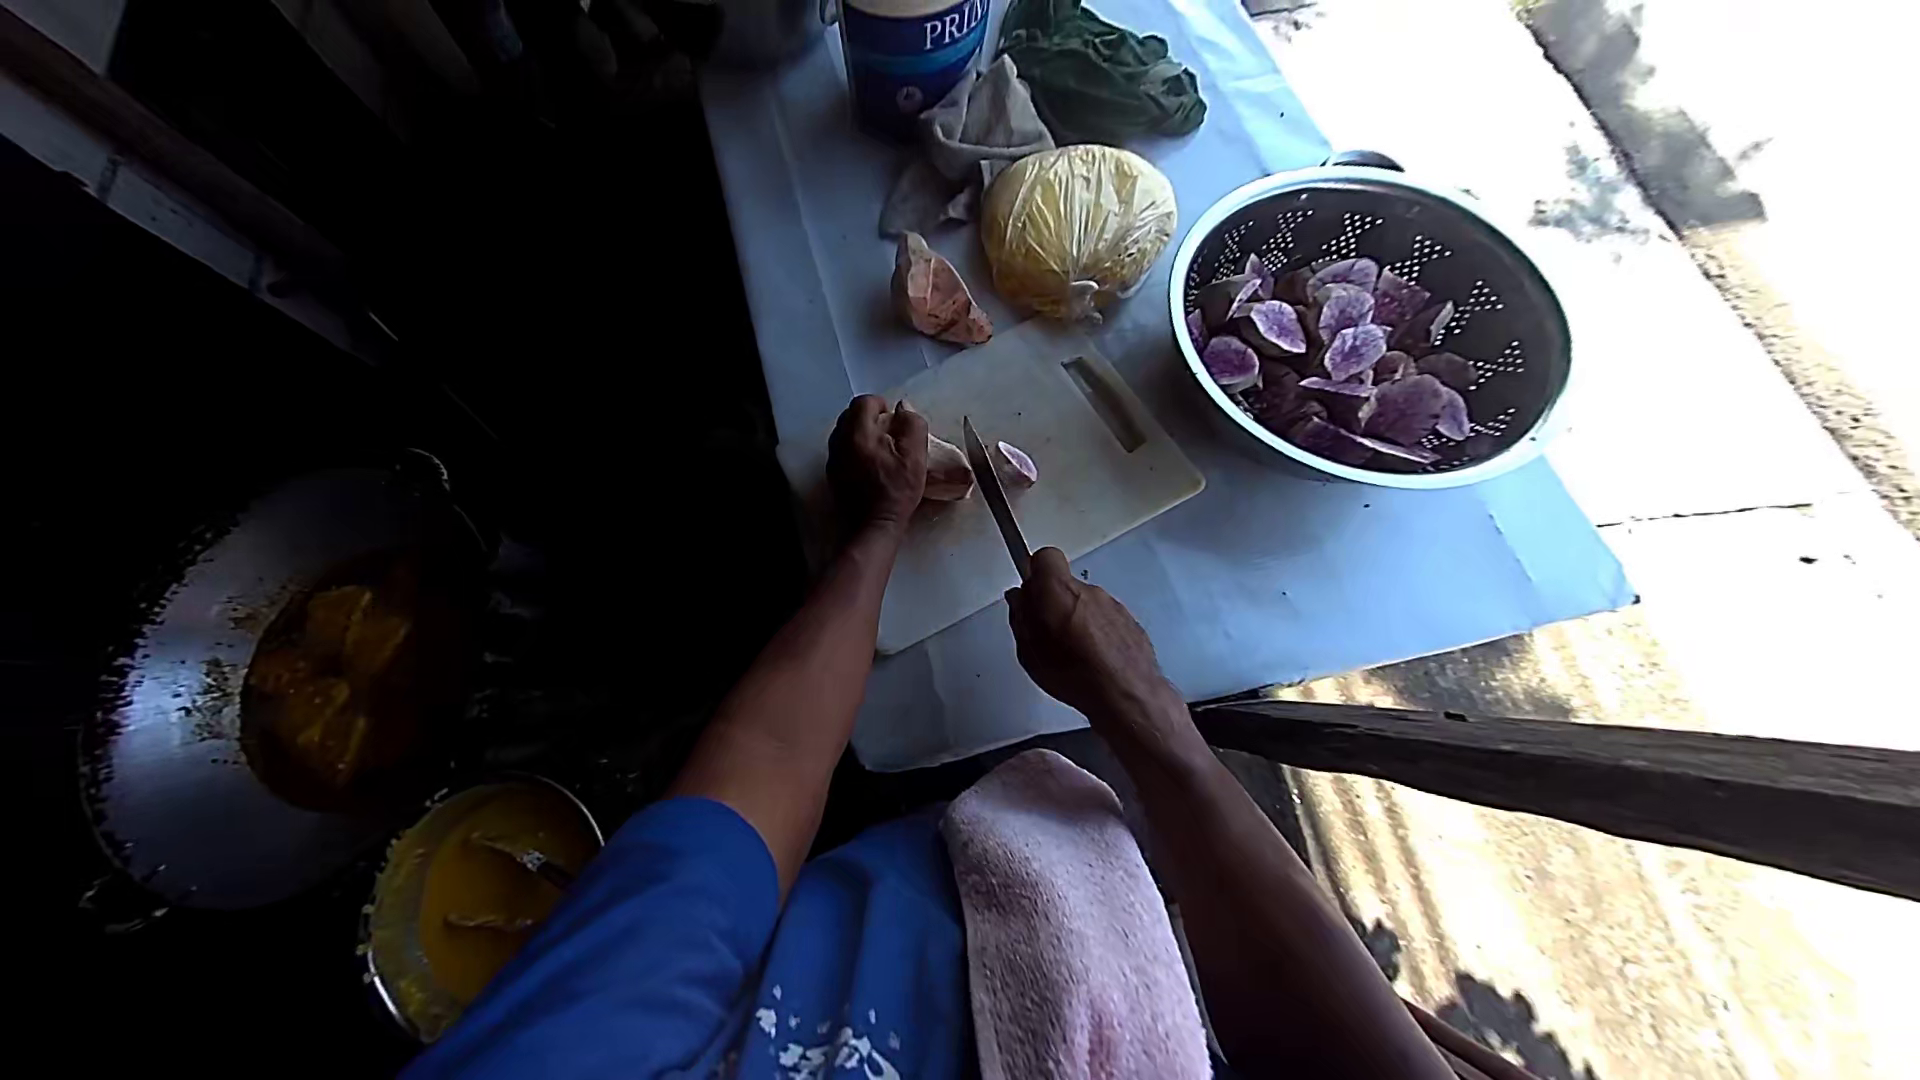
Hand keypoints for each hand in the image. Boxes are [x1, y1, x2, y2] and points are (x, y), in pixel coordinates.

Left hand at [827, 395, 927, 533]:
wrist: (875, 525)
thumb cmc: (897, 491)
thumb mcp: (915, 457)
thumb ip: (912, 425)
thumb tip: (904, 408)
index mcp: (858, 433)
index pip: (864, 402)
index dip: (881, 405)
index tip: (894, 419)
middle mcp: (840, 442)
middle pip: (850, 415)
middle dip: (869, 418)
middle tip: (888, 432)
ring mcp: (833, 459)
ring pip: (844, 432)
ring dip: (861, 433)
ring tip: (880, 448)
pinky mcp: (832, 474)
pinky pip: (841, 450)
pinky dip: (854, 449)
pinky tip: (869, 464)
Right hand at [1005, 548, 1183, 727]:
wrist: (1125, 694)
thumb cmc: (1078, 674)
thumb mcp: (1029, 651)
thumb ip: (1021, 617)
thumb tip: (1019, 601)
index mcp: (1058, 590)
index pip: (1045, 557)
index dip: (1035, 571)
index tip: (1028, 589)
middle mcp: (1088, 591)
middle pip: (1065, 583)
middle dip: (1054, 601)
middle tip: (1044, 629)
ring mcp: (1112, 605)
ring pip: (1086, 602)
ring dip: (1076, 619)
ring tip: (1069, 652)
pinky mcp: (1129, 621)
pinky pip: (1105, 619)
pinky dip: (1096, 633)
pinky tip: (1090, 659)